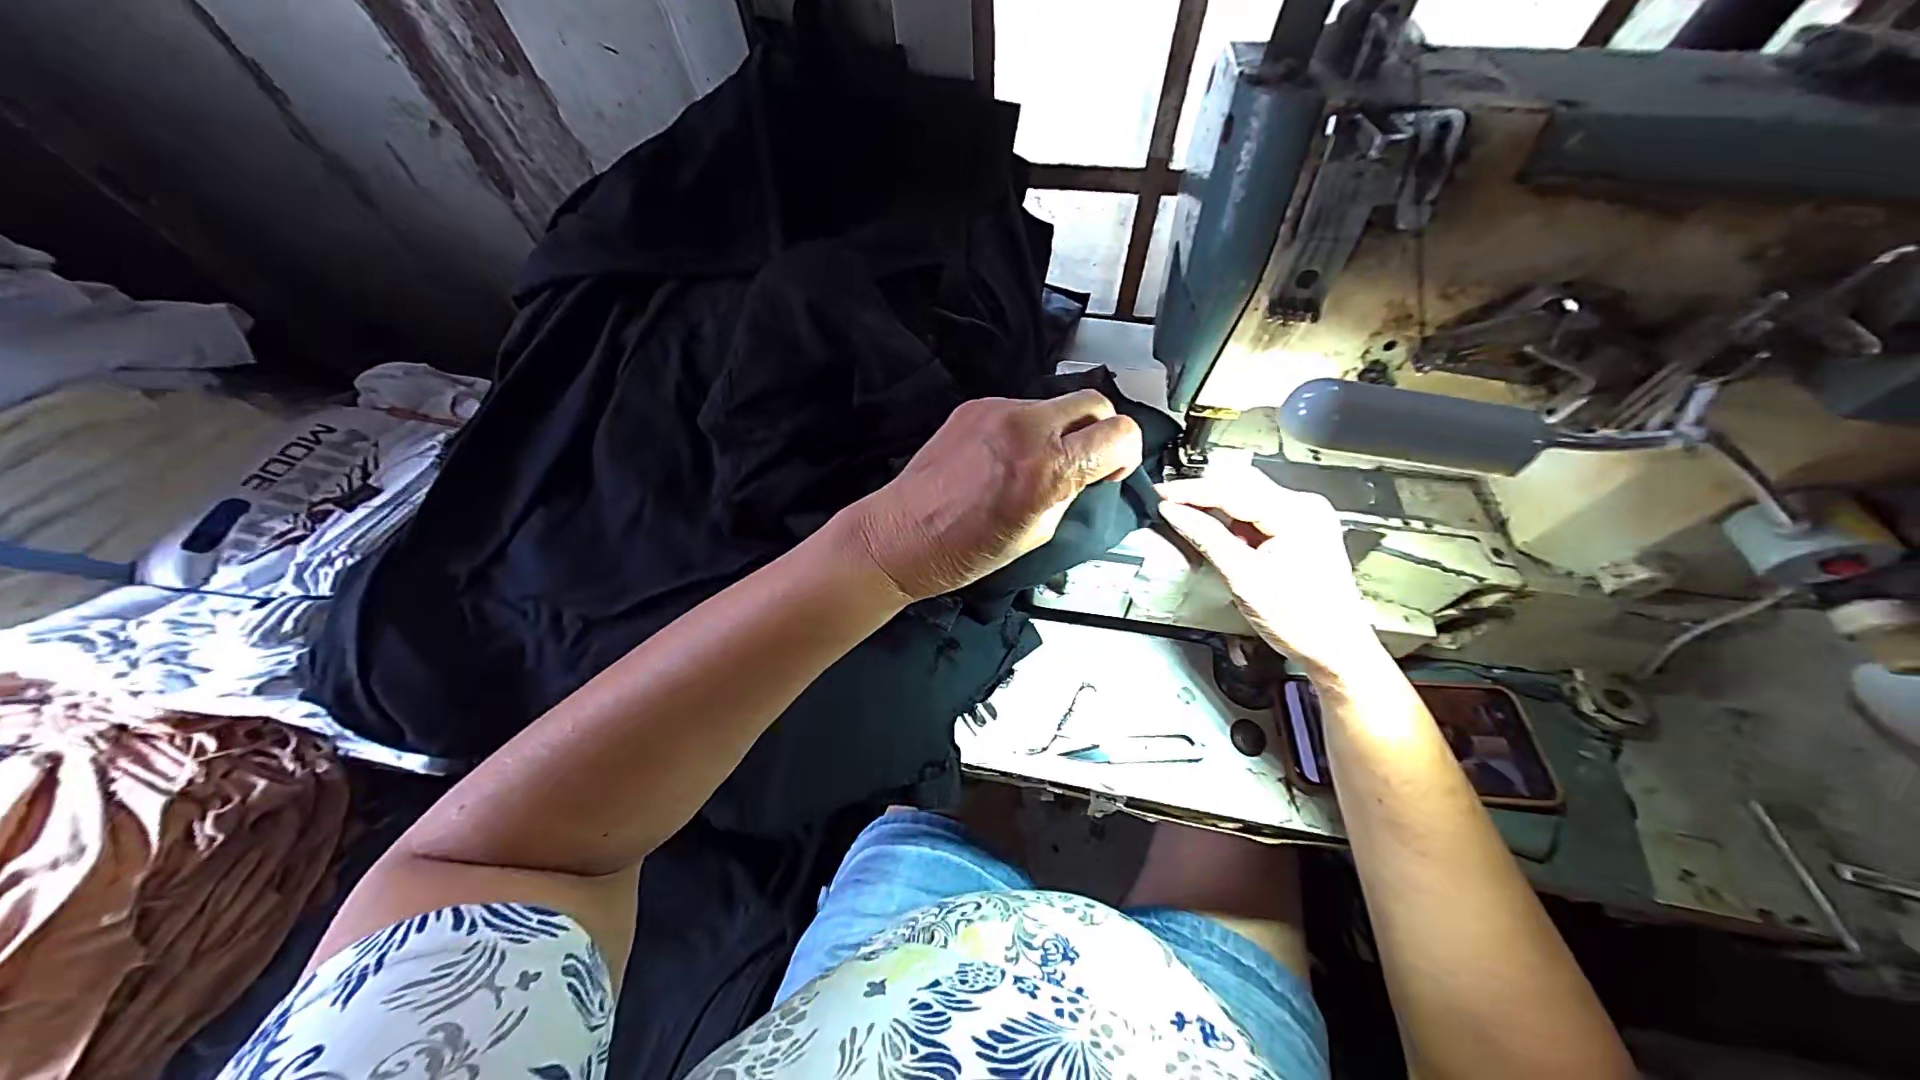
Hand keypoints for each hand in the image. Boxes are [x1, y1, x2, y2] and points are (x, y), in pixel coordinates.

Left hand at [842, 391, 1142, 601]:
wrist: (902, 535)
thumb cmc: (961, 549)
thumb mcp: (1038, 533)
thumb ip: (1069, 493)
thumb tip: (1087, 473)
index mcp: (1047, 469)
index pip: (1119, 433)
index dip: (1125, 452)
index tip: (1111, 469)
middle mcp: (1024, 429)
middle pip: (1094, 402)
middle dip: (1099, 431)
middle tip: (1084, 460)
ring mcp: (996, 412)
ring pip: (1055, 404)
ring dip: (1059, 430)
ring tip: (1035, 464)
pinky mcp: (974, 407)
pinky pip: (1019, 409)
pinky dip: (1025, 430)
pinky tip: (1005, 458)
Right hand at [1157, 469, 1387, 677]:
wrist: (1336, 649)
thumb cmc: (1303, 621)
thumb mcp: (1242, 577)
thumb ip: (1206, 537)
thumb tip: (1176, 513)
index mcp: (1296, 514)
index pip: (1231, 489)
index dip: (1191, 491)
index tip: (1163, 495)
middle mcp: (1306, 508)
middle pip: (1241, 484)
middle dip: (1202, 493)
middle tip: (1169, 503)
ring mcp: (1307, 517)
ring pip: (1249, 495)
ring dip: (1218, 507)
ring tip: (1189, 519)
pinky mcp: (1303, 529)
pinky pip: (1260, 511)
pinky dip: (1235, 519)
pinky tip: (1219, 532)